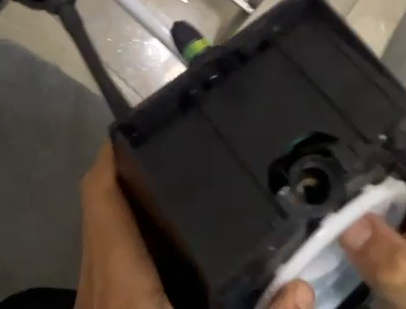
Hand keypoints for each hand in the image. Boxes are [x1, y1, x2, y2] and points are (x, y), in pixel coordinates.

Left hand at [75, 144, 315, 308]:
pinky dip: (141, 244)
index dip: (117, 147)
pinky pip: (117, 265)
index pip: (101, 193)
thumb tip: (306, 288)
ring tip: (193, 182)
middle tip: (192, 142)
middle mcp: (100, 286)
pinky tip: (184, 253)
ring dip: (138, 207)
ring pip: (107, 237)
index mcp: (121, 282)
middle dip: (139, 169)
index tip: (152, 115)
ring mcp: (100, 306)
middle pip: (104, 206)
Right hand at [336, 112, 405, 308]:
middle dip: (365, 140)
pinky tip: (347, 193)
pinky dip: (374, 185)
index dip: (381, 112)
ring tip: (327, 162)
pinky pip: (397, 181)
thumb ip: (380, 252)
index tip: (342, 113)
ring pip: (396, 161)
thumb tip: (344, 220)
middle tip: (323, 142)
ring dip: (367, 164)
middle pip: (401, 139)